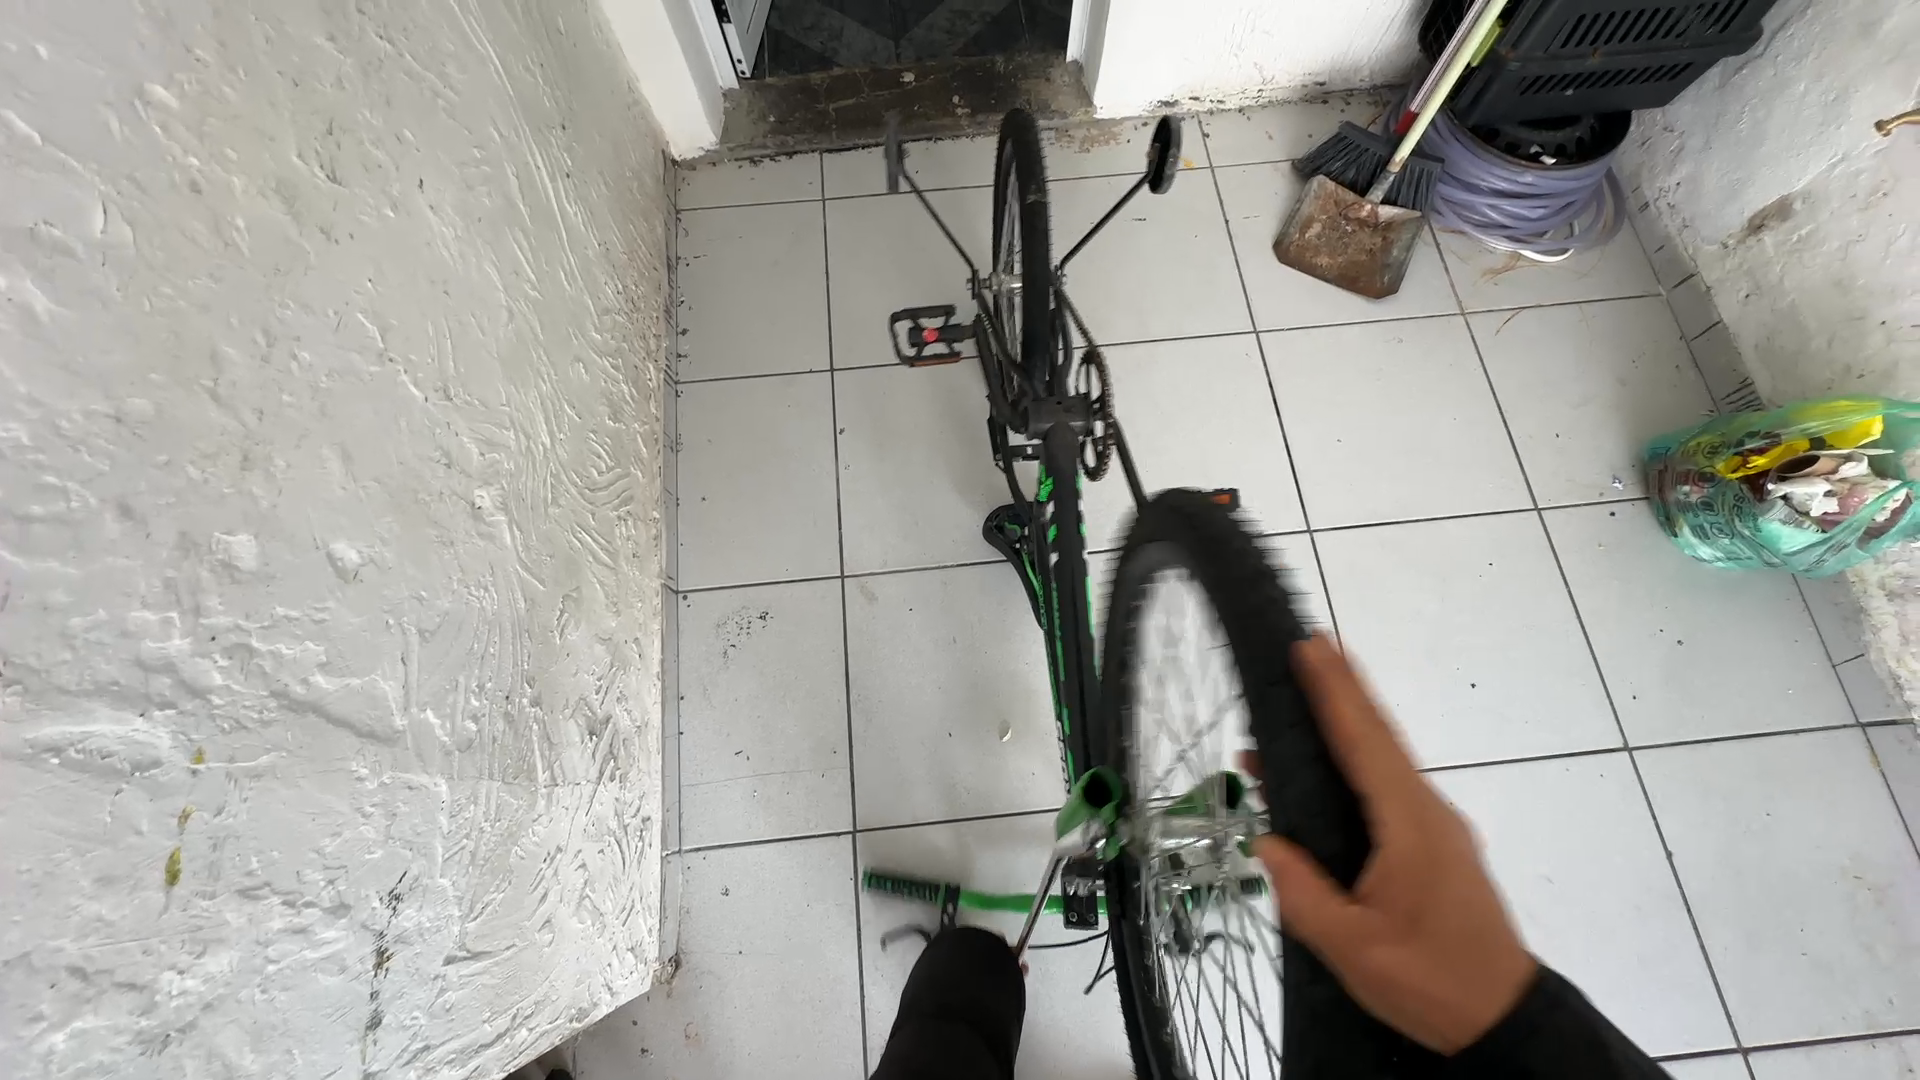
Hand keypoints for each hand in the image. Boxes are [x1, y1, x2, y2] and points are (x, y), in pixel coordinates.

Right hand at [1250, 635, 1536, 1054]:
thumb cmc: (1432, 982)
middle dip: (1343, 686)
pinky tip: (1312, 770)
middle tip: (1310, 642)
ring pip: (1379, 760)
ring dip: (1341, 723)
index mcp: (1409, 824)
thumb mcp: (1355, 949)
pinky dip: (1347, 760)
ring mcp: (1431, 826)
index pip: (1365, 742)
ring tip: (1294, 700)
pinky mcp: (1429, 844)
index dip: (1336, 691)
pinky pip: (1381, 786)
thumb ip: (1302, 892)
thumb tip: (1264, 842)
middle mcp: (1425, 811)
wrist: (1506, 1023)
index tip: (1312, 645)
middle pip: (1377, 736)